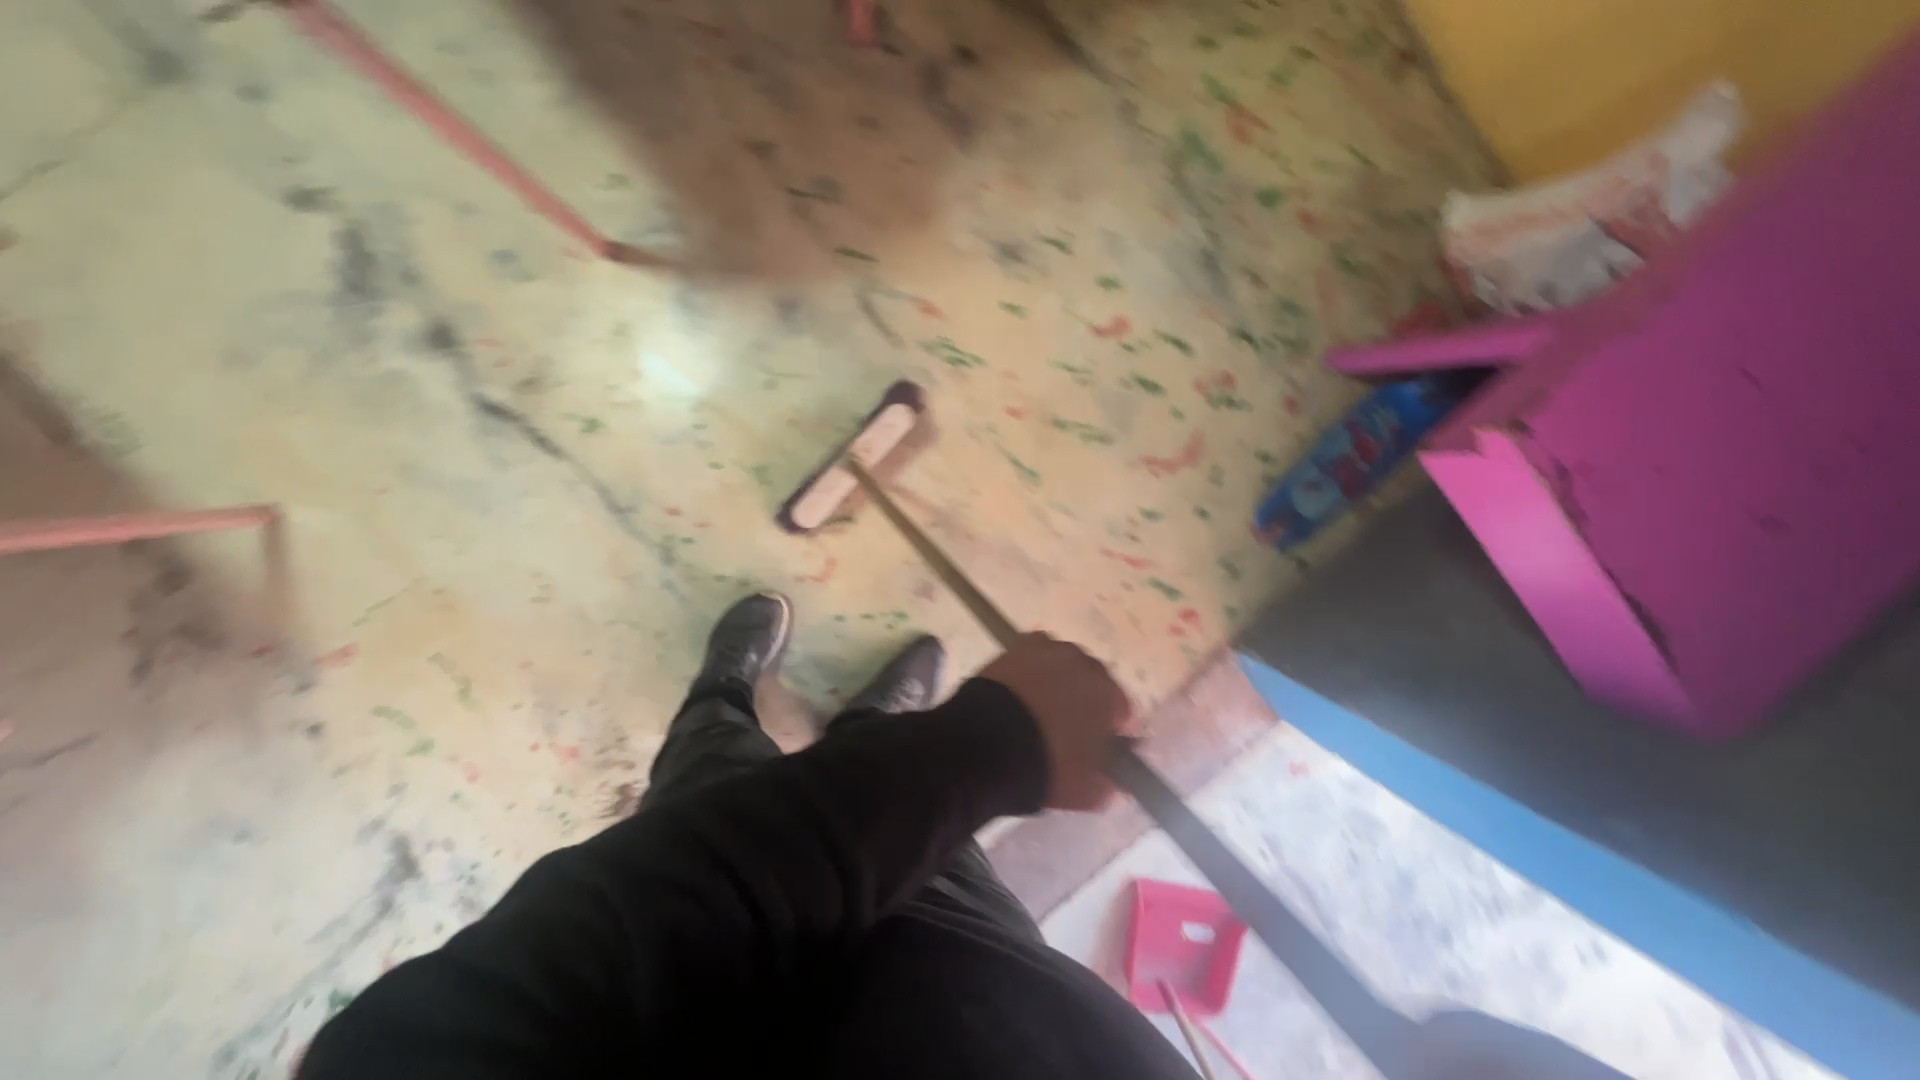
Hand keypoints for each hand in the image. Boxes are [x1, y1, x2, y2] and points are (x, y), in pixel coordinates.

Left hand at [978, 632, 1133, 810]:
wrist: (984, 743)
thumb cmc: (1045, 765)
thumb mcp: (1085, 790)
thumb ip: (1106, 785)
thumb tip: (1111, 783)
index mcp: (1108, 694)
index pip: (1123, 711)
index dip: (1114, 731)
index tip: (1103, 749)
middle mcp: (1084, 663)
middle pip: (1093, 683)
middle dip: (1086, 703)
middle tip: (1070, 730)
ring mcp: (1048, 651)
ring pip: (1063, 667)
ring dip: (1059, 683)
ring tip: (1040, 710)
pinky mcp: (1015, 648)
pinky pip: (1033, 658)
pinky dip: (1032, 672)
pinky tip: (1021, 693)